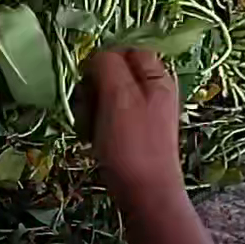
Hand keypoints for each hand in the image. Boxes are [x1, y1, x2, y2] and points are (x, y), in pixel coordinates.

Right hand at [82, 48, 184, 203]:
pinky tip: (93, 138)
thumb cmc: (131, 144)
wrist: (145, 193)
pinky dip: (97, 123)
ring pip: (109, 96)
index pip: (126, 50)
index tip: (88, 82)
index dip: (104, 61)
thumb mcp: (119, 97)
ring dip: (92, 107)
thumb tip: (96, 55)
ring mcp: (145, 112)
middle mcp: (154, 91)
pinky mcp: (135, 132)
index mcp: (157, 77)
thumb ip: (108, 66)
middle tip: (88, 108)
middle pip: (116, 72)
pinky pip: (110, 116)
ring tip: (89, 127)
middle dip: (95, 86)